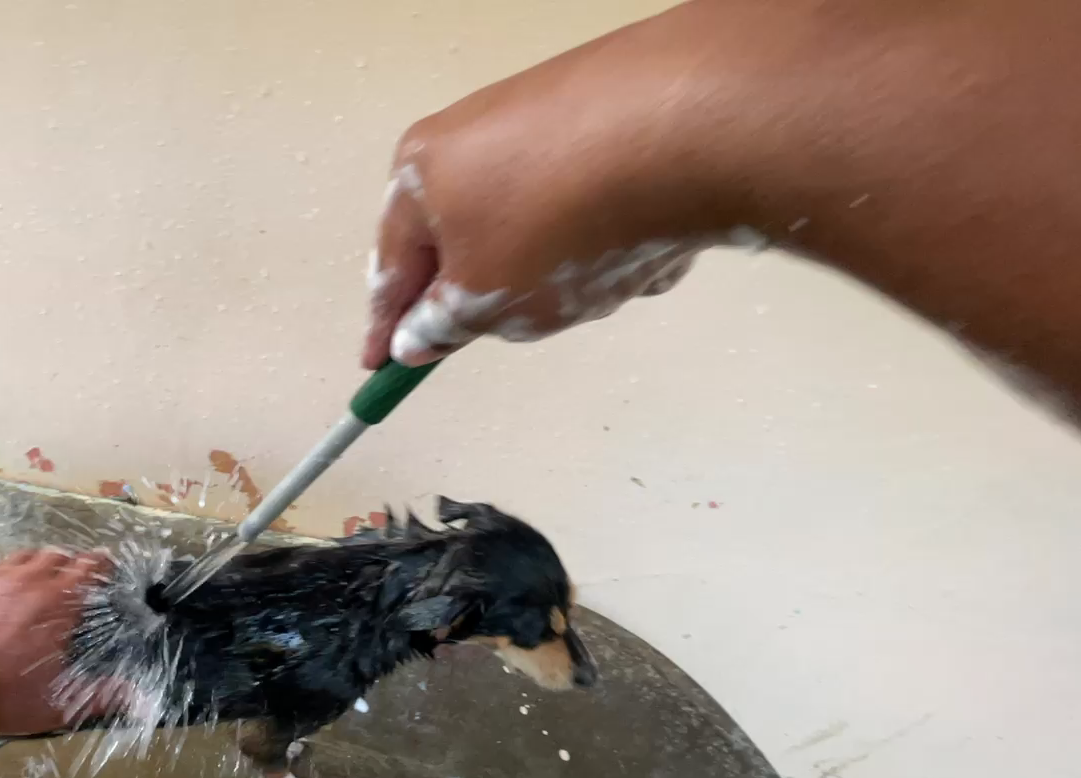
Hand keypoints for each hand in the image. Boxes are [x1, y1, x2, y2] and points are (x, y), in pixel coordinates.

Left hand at [0, 549, 110, 740]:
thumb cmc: (9, 699)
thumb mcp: (62, 703)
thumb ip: (104, 696)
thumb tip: (142, 701)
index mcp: (61, 602)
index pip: (90, 568)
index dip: (101, 564)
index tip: (106, 567)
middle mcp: (30, 580)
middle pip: (57, 556)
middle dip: (68, 564)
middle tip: (71, 578)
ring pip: (24, 556)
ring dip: (36, 564)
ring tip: (35, 579)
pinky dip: (0, 573)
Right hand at [362, 5, 746, 369]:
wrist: (702, 119)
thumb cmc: (556, 226)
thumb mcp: (484, 302)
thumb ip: (440, 327)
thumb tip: (417, 336)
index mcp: (421, 172)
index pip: (392, 271)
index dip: (385, 328)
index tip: (377, 366)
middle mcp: (471, 132)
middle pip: (465, 244)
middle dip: (493, 292)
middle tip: (520, 321)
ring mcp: (545, 111)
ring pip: (533, 229)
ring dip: (559, 271)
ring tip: (607, 278)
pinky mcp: (616, 108)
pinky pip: (589, 200)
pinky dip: (606, 235)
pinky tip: (646, 242)